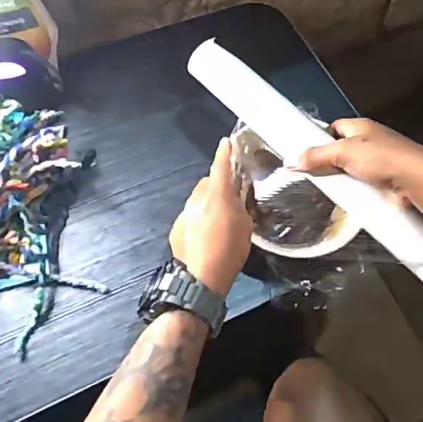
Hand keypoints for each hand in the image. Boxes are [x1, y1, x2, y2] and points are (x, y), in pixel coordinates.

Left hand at [169, 138, 253, 295]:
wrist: (199, 279)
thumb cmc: (229, 251)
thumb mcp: (245, 226)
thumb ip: (240, 205)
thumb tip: (235, 195)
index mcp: (217, 195)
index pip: (220, 166)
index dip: (225, 153)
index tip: (226, 142)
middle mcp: (197, 198)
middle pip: (208, 182)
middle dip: (219, 185)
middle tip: (232, 197)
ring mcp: (184, 212)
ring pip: (199, 199)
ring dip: (209, 203)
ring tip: (220, 220)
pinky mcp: (177, 226)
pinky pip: (191, 214)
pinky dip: (199, 218)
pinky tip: (207, 234)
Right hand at [292, 118, 422, 202]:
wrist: (417, 180)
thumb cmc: (381, 158)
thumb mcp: (343, 153)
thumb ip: (316, 156)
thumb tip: (290, 160)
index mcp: (360, 126)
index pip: (333, 128)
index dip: (318, 138)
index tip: (305, 153)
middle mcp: (370, 140)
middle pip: (341, 150)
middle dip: (329, 162)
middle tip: (312, 175)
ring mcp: (379, 161)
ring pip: (351, 169)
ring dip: (342, 179)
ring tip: (327, 189)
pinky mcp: (385, 180)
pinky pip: (363, 184)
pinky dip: (355, 190)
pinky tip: (347, 198)